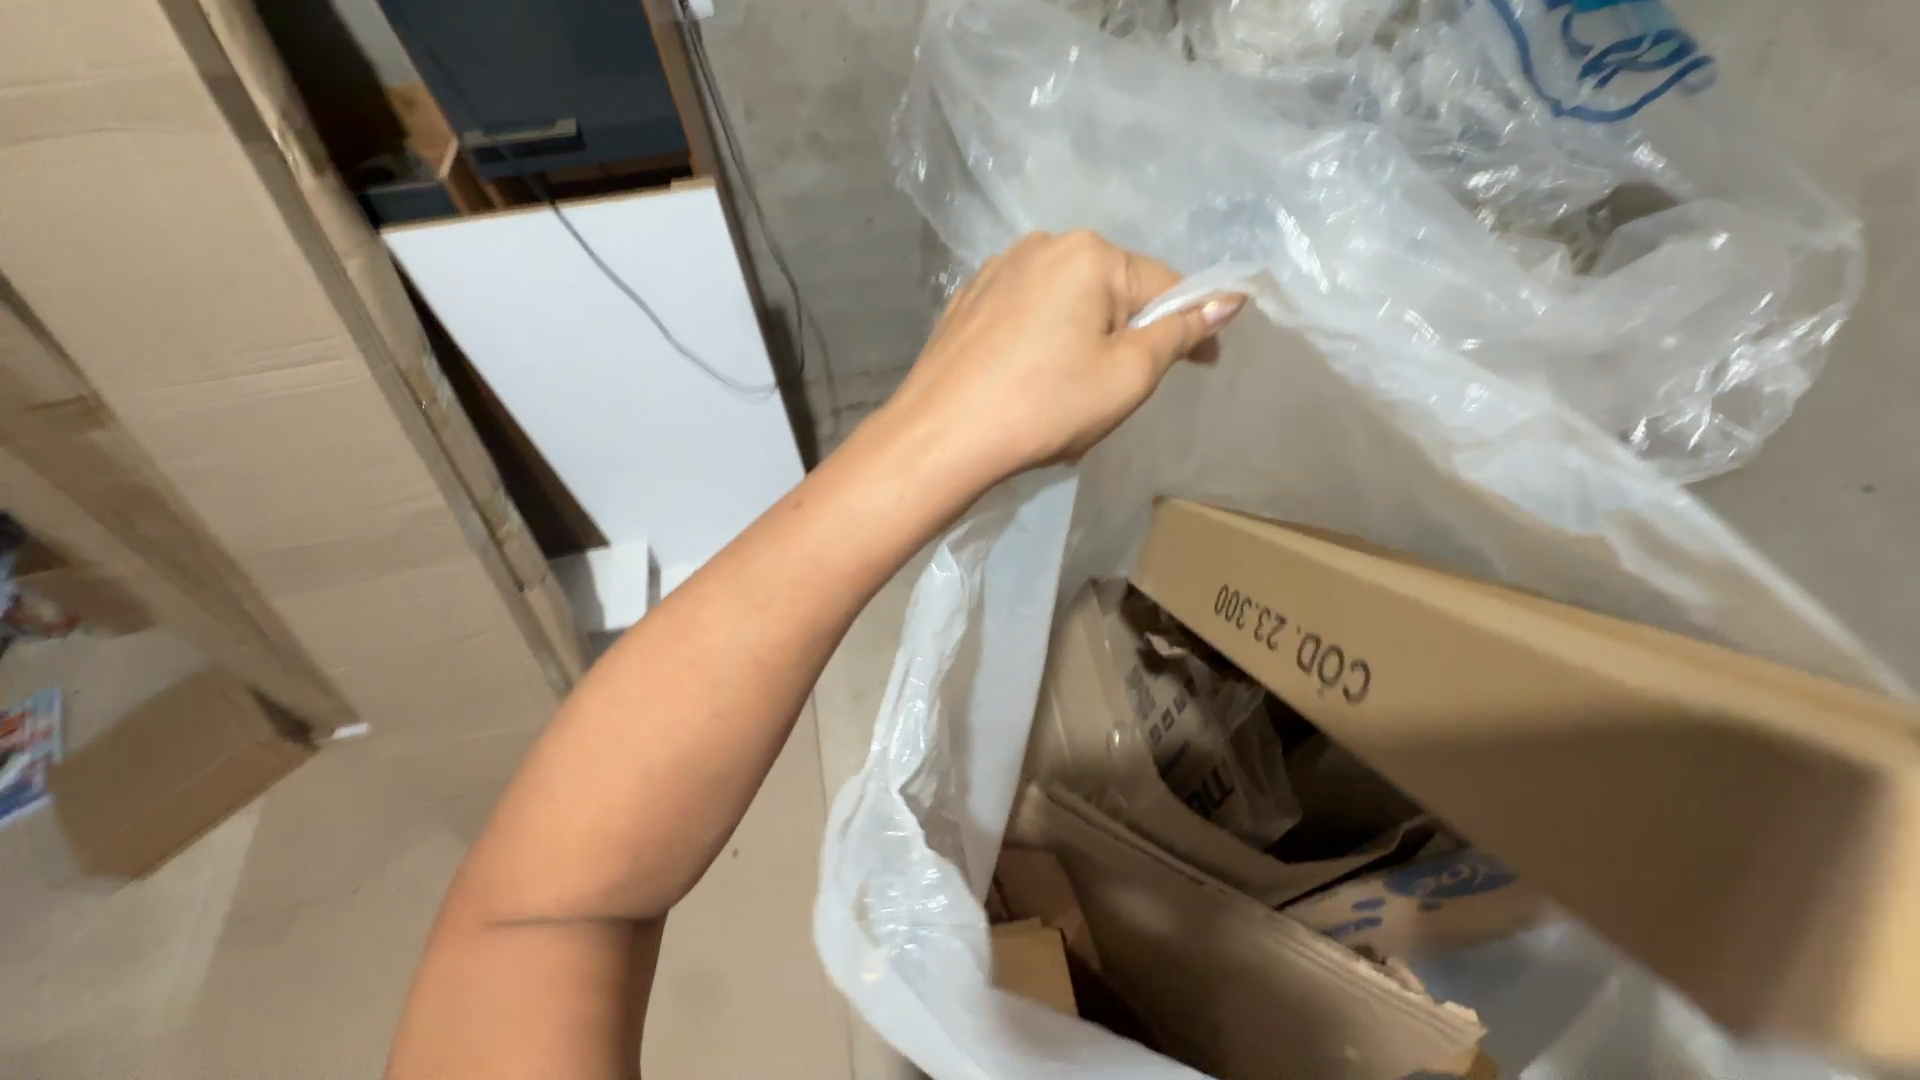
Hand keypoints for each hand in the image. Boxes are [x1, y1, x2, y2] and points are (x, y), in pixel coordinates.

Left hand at [871, 230, 1244, 490]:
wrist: (941, 437)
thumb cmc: (1045, 407)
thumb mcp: (1128, 376)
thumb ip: (1179, 332)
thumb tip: (1229, 298)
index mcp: (1089, 254)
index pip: (1164, 285)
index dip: (1190, 326)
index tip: (1203, 364)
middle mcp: (1042, 245)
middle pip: (1112, 290)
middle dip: (1128, 333)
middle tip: (1121, 390)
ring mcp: (997, 270)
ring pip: (1066, 302)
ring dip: (1083, 337)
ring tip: (1070, 390)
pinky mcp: (967, 300)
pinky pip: (1026, 313)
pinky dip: (1042, 340)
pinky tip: (1029, 378)